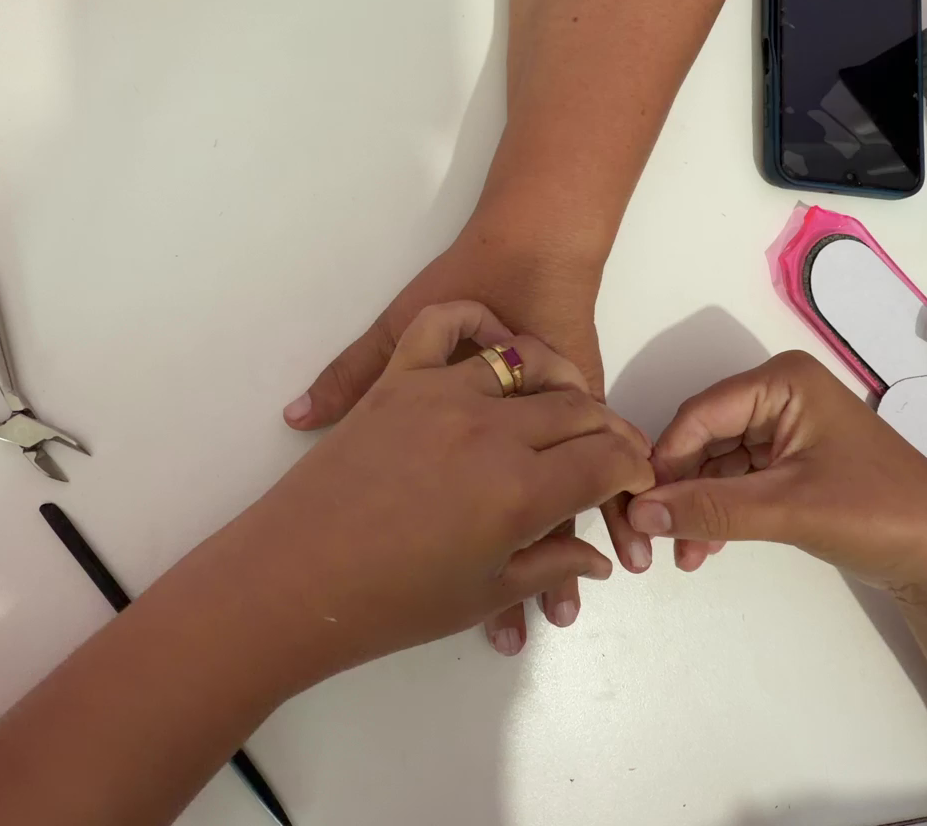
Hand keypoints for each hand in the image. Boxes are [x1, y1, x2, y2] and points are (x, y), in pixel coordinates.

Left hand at [231, 301, 653, 670]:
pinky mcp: (398, 377)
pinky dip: (475, 321)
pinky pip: (446, 326)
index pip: (605, 463)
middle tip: (610, 451)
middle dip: (608, 430)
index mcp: (519, 492)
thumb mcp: (481, 595)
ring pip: (527, 363)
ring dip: (559, 379)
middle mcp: (490, 431)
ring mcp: (441, 394)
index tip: (635, 480)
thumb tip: (597, 556)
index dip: (632, 470)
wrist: (291, 580)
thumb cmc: (390, 604)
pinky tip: (494, 339)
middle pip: (577, 409)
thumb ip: (550, 567)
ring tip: (566, 403)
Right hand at [626, 352, 926, 594]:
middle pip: (703, 440)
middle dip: (679, 490)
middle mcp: (777, 396)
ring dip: (696, 508)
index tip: (636, 508)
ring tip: (680, 555)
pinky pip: (736, 482)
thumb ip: (709, 509)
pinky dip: (718, 513)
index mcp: (781, 382)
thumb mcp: (787, 509)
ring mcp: (783, 430)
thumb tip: (638, 515)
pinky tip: (703, 549)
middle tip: (653, 539)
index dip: (665, 461)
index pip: (700, 415)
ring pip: (715, 465)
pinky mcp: (788, 463)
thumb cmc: (878, 514)